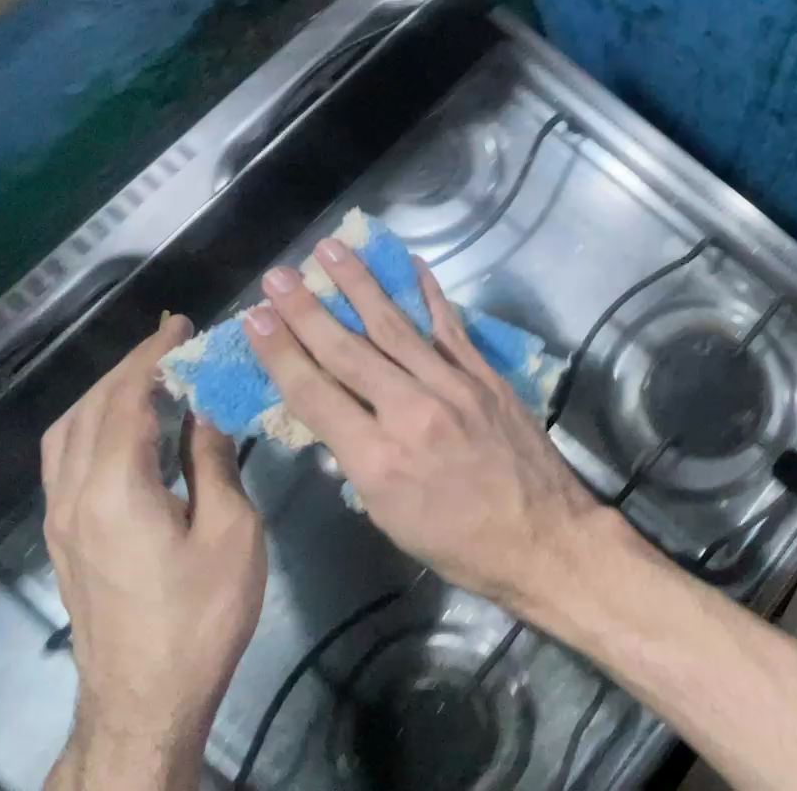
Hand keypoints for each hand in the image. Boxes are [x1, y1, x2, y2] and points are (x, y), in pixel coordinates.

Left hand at [40, 315, 266, 790]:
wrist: (147, 693)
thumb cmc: (203, 610)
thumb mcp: (231, 530)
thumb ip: (212, 464)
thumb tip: (206, 412)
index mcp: (115, 489)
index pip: (126, 401)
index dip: (152, 357)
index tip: (181, 324)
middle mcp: (74, 496)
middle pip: (87, 412)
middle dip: (127, 369)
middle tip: (172, 341)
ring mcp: (63, 520)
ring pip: (67, 436)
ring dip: (105, 395)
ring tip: (151, 376)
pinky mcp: (67, 539)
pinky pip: (69, 461)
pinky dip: (97, 426)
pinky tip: (132, 429)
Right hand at [243, 239, 612, 608]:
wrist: (543, 535)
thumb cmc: (461, 544)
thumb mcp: (389, 517)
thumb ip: (358, 463)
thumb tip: (336, 422)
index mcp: (378, 458)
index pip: (314, 393)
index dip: (280, 353)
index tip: (254, 319)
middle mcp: (413, 411)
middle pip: (350, 351)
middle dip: (308, 310)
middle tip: (278, 275)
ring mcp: (456, 388)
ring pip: (398, 328)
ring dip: (362, 287)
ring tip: (333, 252)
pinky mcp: (489, 378)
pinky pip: (453, 329)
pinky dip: (431, 296)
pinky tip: (412, 268)